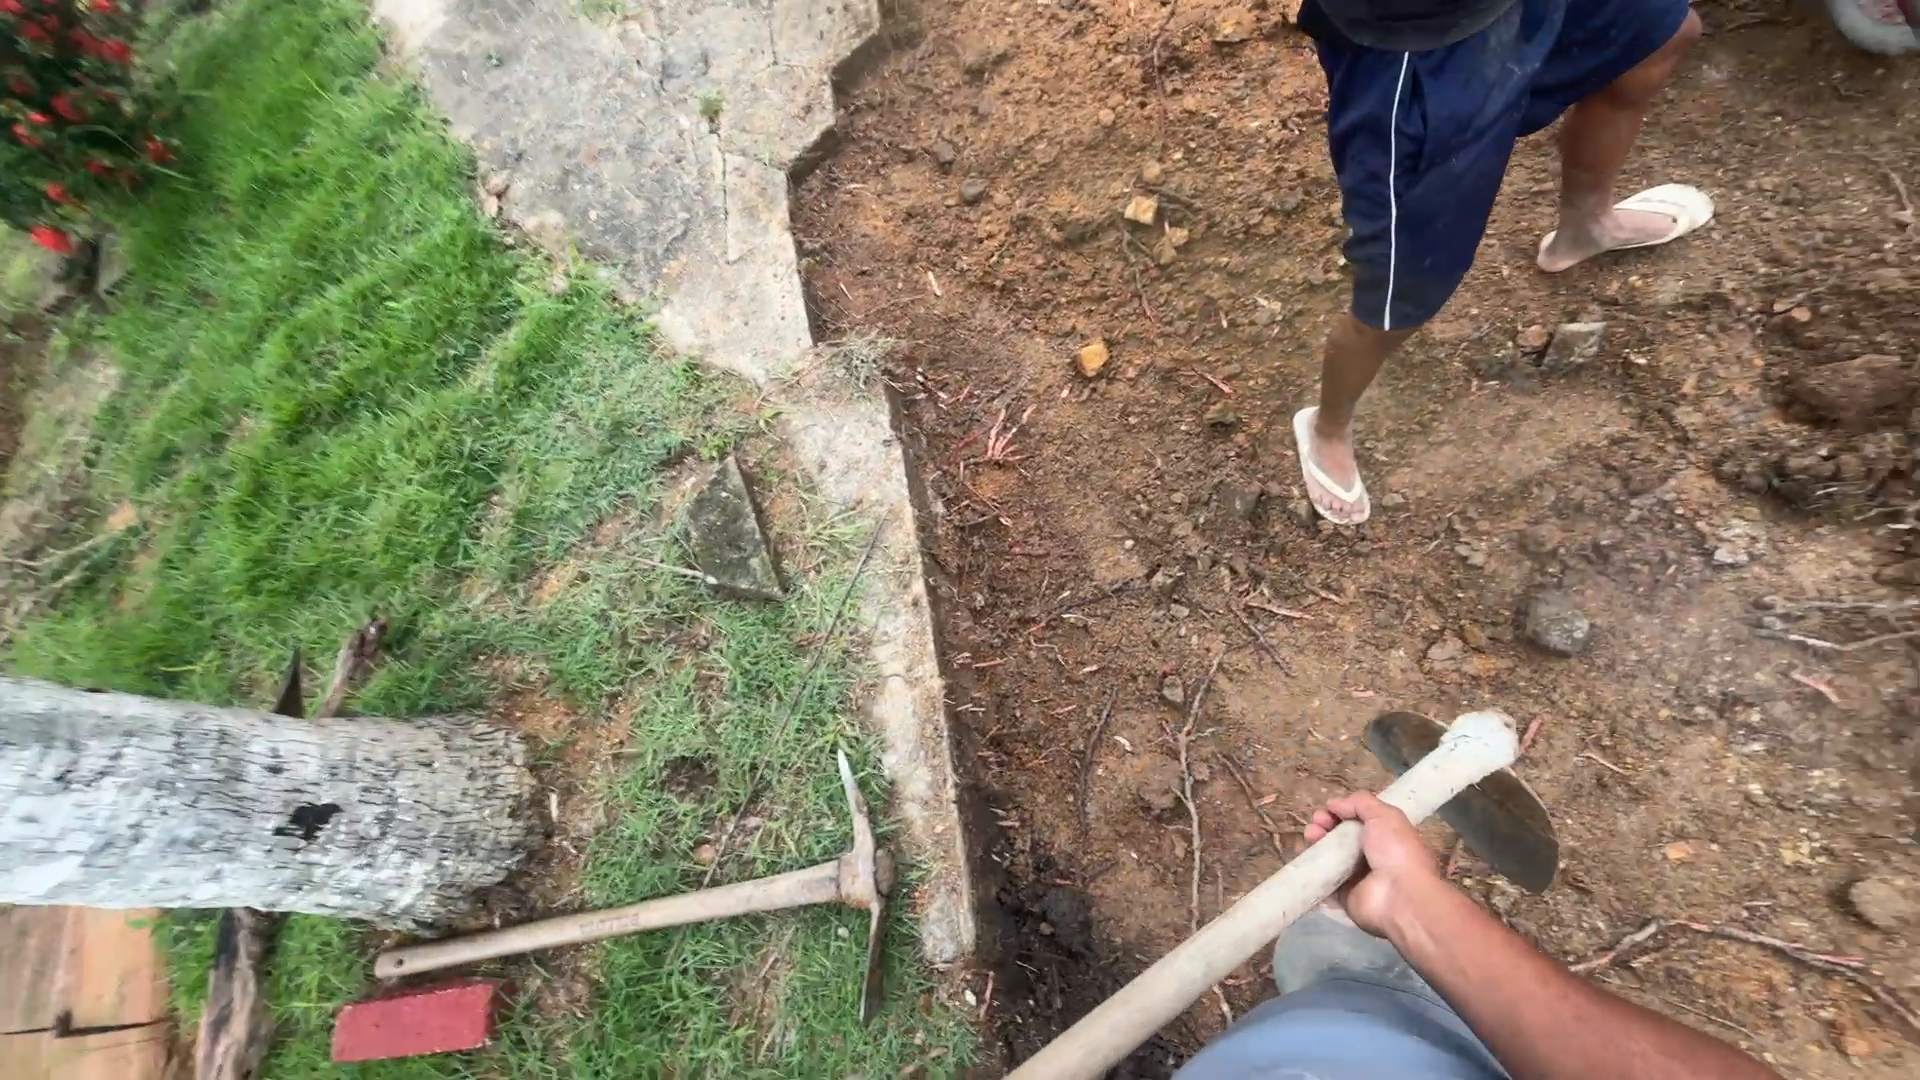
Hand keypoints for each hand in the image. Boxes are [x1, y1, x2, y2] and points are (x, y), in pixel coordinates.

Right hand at [1304, 792, 1444, 939]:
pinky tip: (1302, 851)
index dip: (1342, 811)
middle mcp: (1370, 855)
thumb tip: (1334, 804)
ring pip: (1328, 852)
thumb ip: (1360, 802)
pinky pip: (1320, 873)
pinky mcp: (1341, 892)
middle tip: (1318, 822)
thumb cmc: (1396, 852)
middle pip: (1340, 834)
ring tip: (1311, 835)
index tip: (1331, 809)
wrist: (1400, 897)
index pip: (1358, 821)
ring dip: (1316, 838)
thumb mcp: (1385, 816)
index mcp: (1385, 838)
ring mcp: (1355, 875)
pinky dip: (1309, 861)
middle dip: (1325, 823)